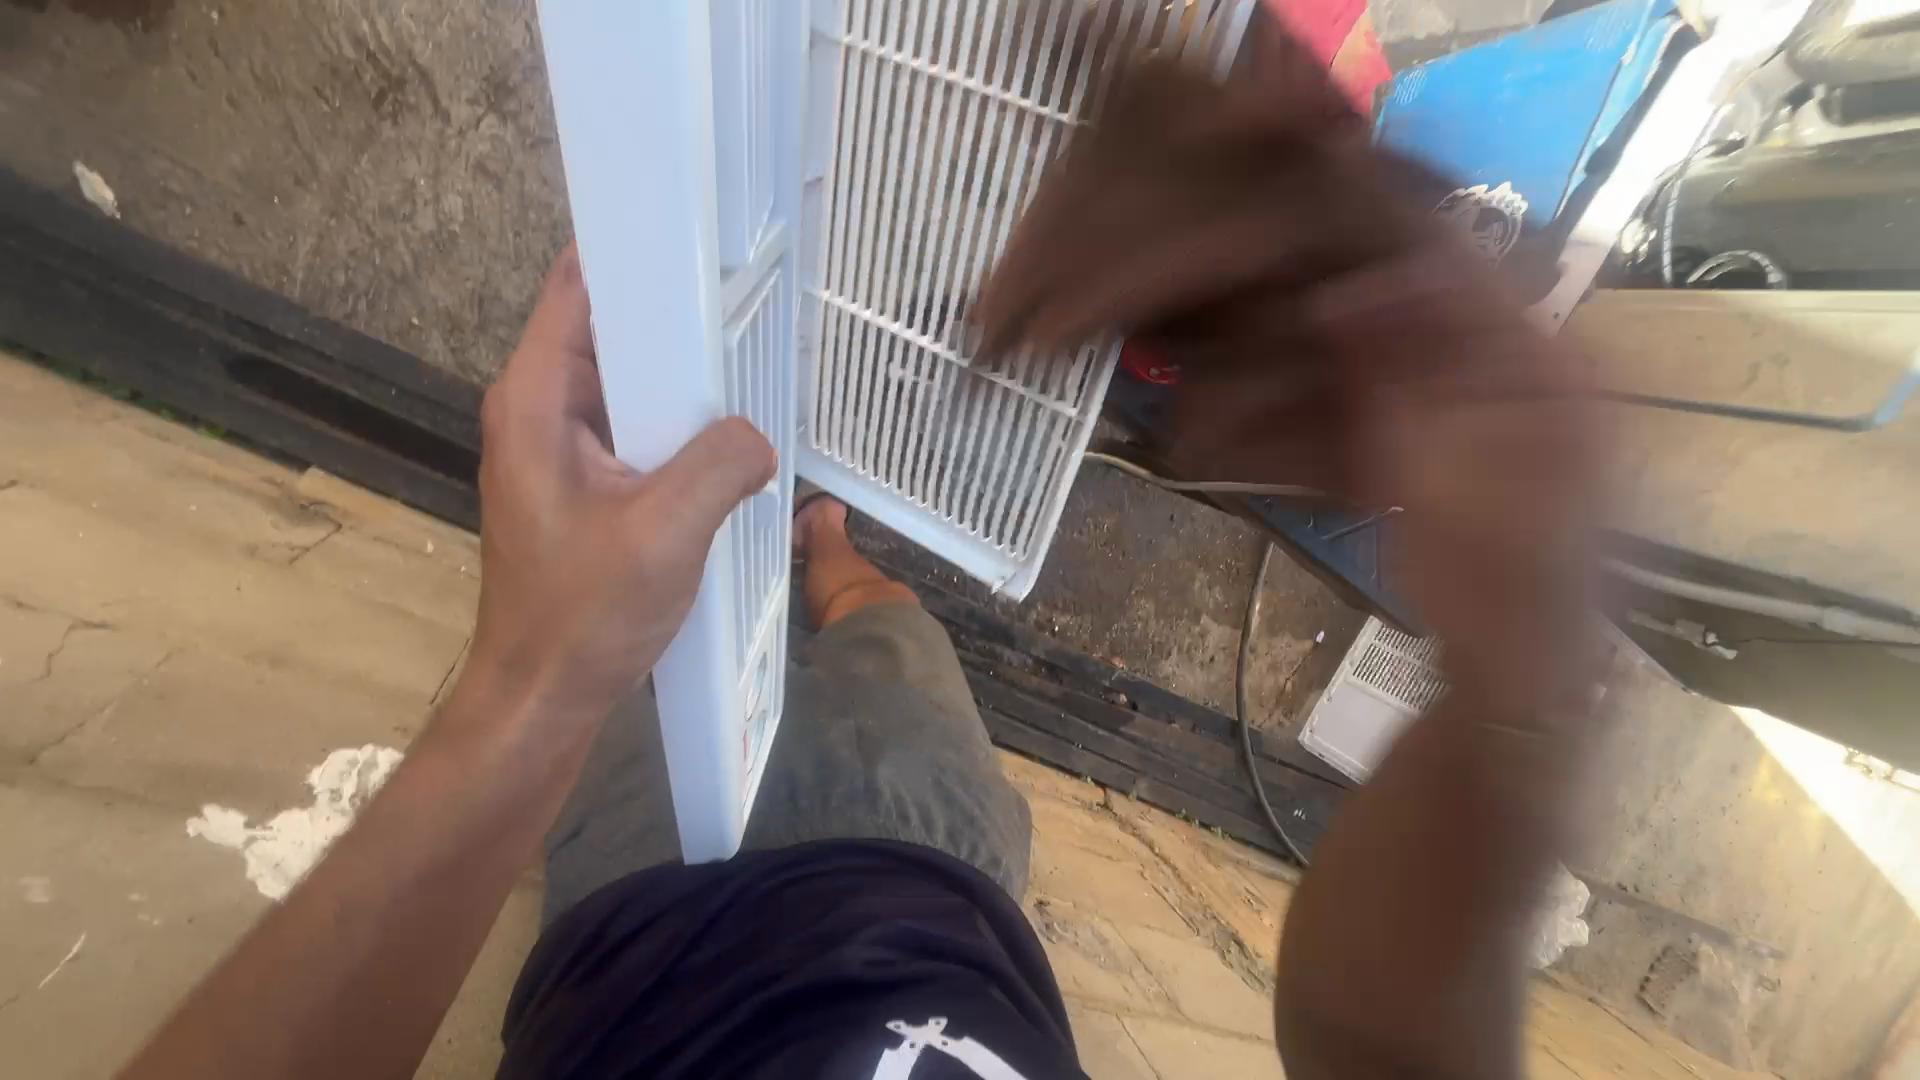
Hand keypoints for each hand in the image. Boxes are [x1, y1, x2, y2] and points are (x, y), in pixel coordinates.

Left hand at [460, 245, 775, 729]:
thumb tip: (760, 437)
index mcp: (537, 400)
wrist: (548, 693)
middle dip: (684, 329)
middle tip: (755, 324)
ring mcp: (571, 449)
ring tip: (754, 386)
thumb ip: (719, 467)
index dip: (642, 255)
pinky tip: (733, 450)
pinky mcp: (596, 484)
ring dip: (692, 390)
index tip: (708, 248)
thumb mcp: (662, 535)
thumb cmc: (584, 615)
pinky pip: (649, 434)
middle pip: (620, 334)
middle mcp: (546, 411)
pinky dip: (688, 434)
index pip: (583, 288)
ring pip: (640, 389)